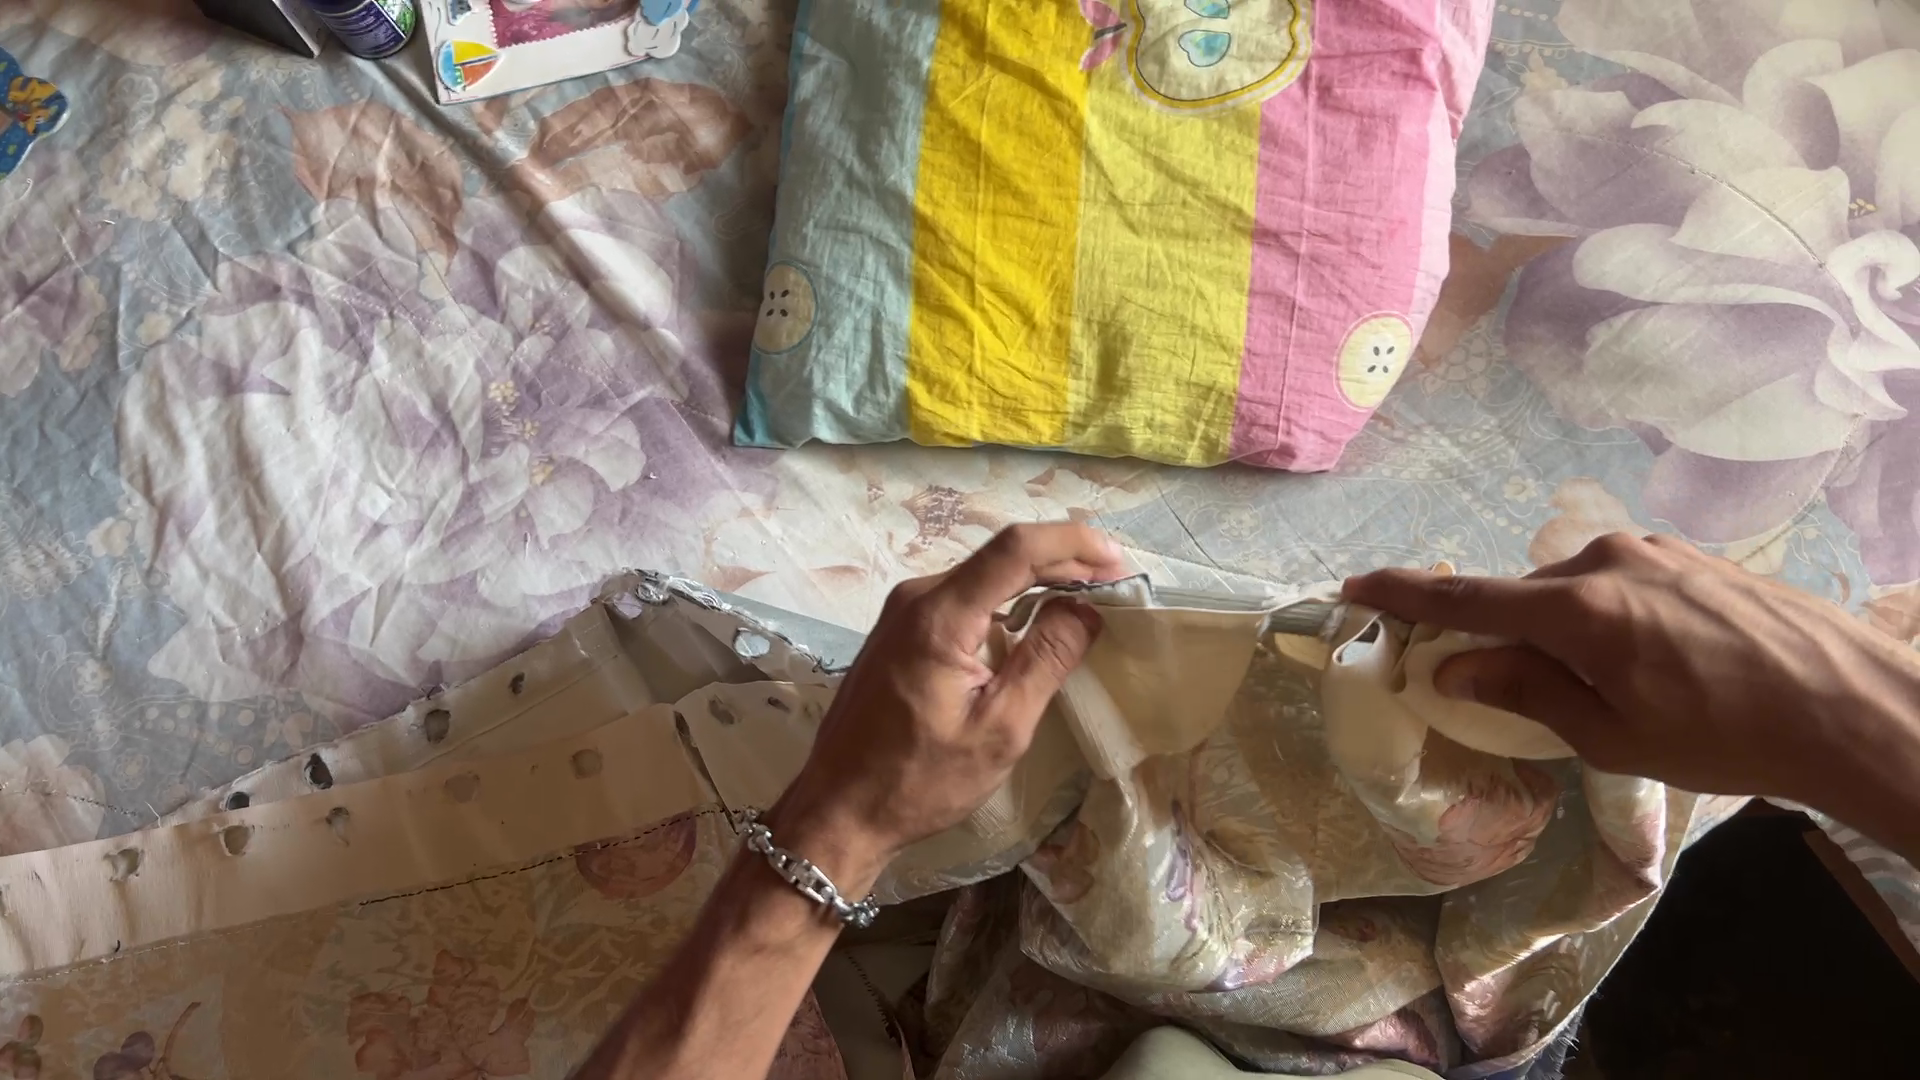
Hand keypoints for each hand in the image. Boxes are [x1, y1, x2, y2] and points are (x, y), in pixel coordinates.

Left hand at [766, 524, 1126, 887]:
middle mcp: (917, 596)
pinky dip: (1007, 598)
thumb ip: (1045, 660)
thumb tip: (1086, 608)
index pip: (1015, 549)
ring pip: (984, 573)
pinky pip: (965, 595)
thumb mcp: (999, 729)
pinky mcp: (901, 627)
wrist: (839, 807)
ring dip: (1036, 578)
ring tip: (1086, 594)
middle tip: (1115, 581)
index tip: (1118, 560)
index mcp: (939, 616)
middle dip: (1062, 560)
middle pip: (1001, 555)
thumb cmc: (919, 780)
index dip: (1072, 543)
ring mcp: (904, 609)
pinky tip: (1034, 615)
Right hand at [1342, 534, 1919, 854]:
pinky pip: (1617, 577)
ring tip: (1623, 676)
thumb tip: (1454, 668)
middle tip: (1534, 680)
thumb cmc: (1733, 739)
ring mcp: (1652, 551)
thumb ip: (1523, 690)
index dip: (1401, 594)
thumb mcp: (1612, 736)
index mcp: (1576, 611)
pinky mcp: (1691, 554)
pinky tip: (1662, 650)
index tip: (1356, 586)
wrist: (1882, 713)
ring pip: (1571, 587)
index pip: (1462, 599)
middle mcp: (1603, 563)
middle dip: (1510, 632)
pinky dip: (1609, 611)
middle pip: (1521, 595)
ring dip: (1568, 625)